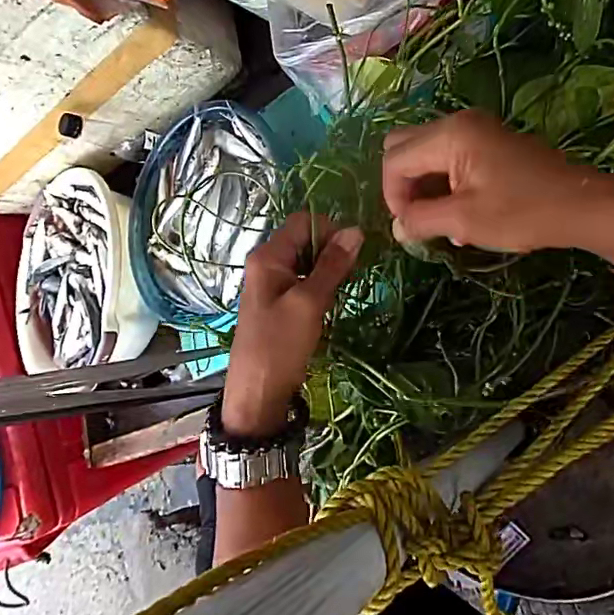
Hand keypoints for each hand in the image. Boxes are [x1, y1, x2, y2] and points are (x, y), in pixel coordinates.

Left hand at [224, 214, 362, 436]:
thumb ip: (332, 266)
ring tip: (339, 293)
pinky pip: (303, 281)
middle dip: (331, 252)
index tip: (352, 255)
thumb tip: (356, 231)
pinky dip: (319, 287)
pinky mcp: (278, 301)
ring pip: (307, 261)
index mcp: (267, 256)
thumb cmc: (280, 345)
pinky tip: (328, 305)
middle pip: (305, 239)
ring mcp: (271, 282)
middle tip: (349, 277)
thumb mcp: (309, 303)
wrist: (258, 393)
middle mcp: (266, 262)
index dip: (330, 230)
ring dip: (327, 271)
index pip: (303, 221)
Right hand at [382, 109, 613, 253]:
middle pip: (402, 146)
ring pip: (424, 152)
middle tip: (416, 216)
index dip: (392, 195)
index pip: (394, 160)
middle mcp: (458, 122)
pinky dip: (442, 180)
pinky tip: (459, 211)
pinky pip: (447, 155)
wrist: (587, 207)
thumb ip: (420, 220)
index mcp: (449, 135)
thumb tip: (396, 228)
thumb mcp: (464, 221)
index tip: (408, 226)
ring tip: (440, 220)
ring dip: (423, 185)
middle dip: (401, 184)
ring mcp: (476, 129)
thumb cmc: (524, 212)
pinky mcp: (489, 141)